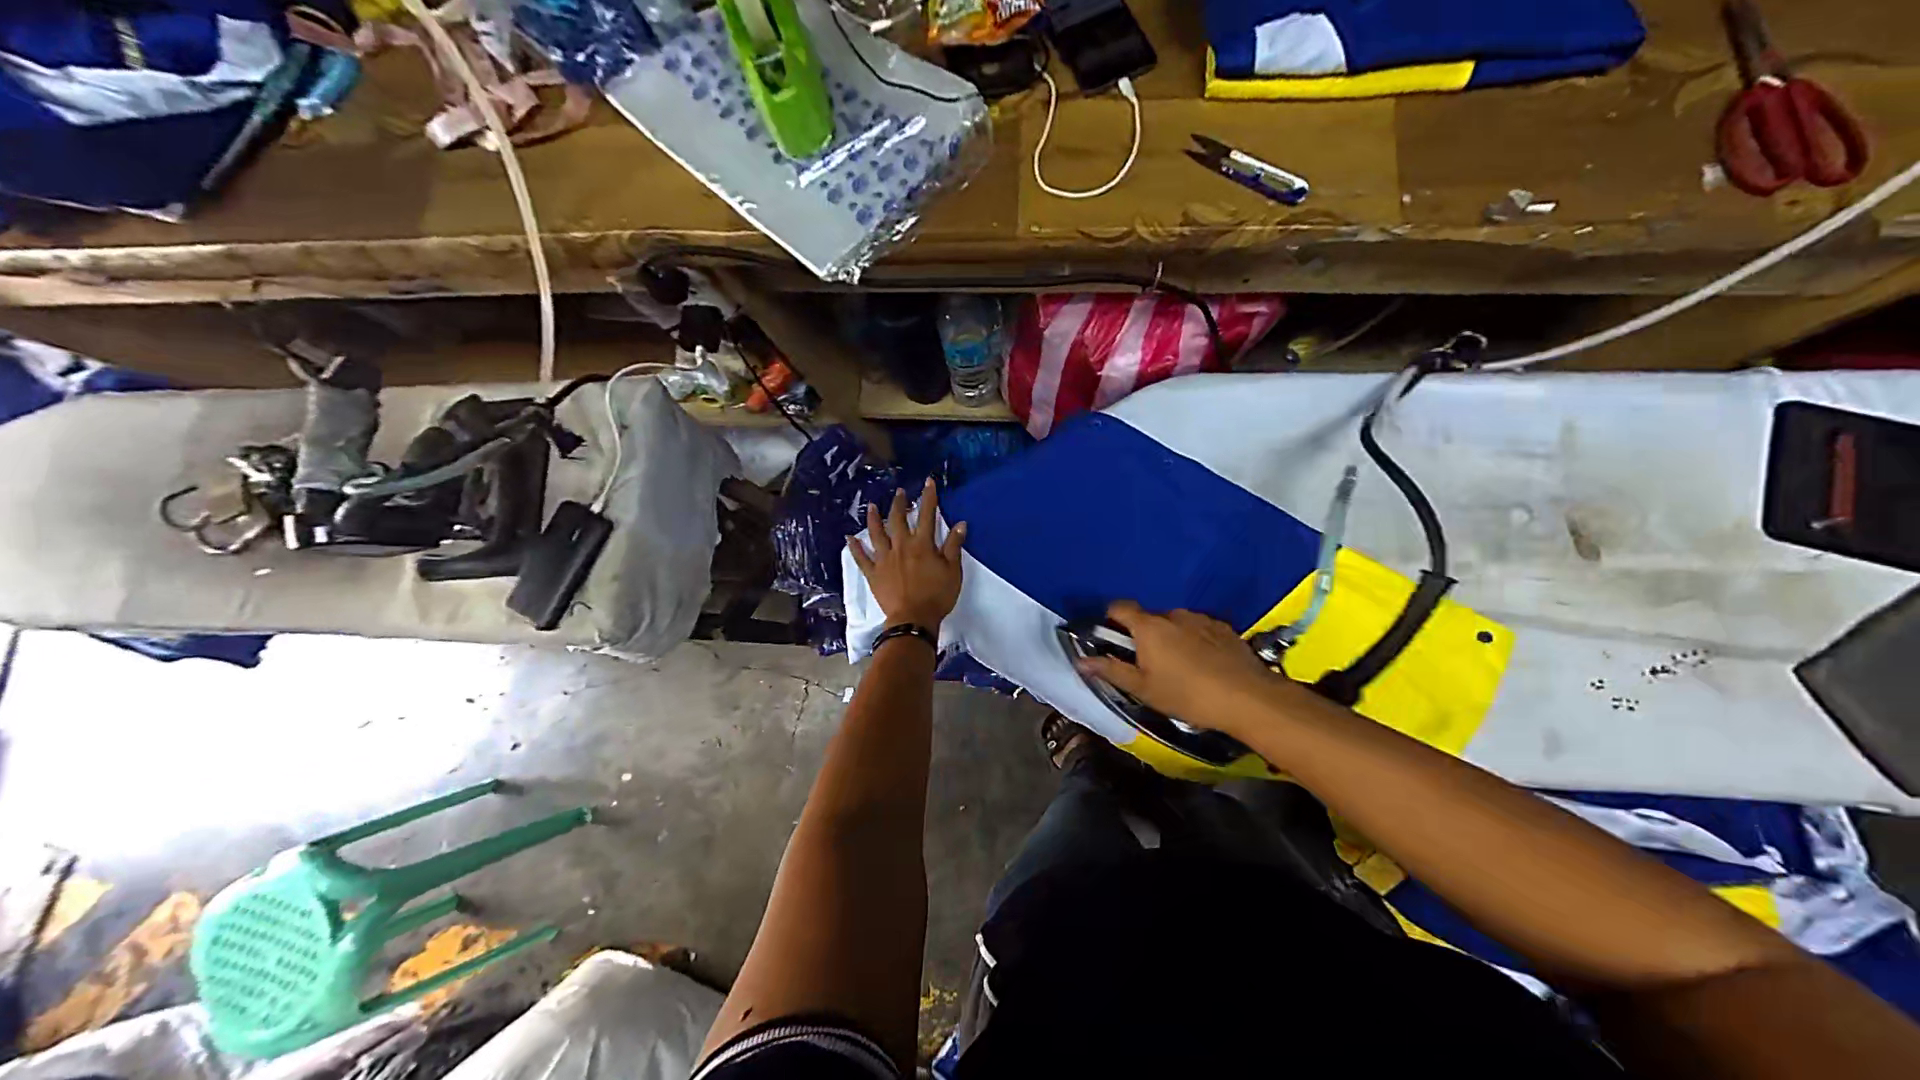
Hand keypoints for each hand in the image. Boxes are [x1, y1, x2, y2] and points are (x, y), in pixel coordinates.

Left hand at [849, 478, 966, 629]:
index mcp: (922, 544)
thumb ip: (954, 546)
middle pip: (898, 519)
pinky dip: (855, 547)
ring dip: (874, 518)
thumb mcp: (952, 570)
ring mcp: (884, 559)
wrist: (913, 619)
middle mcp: (901, 546)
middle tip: (900, 492)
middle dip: (899, 503)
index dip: (928, 497)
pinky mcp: (874, 573)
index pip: (927, 514)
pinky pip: (862, 558)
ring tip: (872, 506)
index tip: (927, 482)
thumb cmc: (937, 596)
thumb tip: (960, 523)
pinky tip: (849, 538)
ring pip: (877, 533)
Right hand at [1075, 601, 1298, 738]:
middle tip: (1146, 664)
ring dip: (1171, 638)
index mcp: (1148, 627)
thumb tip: (1082, 661)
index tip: (1109, 636)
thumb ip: (1111, 671)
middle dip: (1143, 635)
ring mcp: (1201, 619)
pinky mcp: (1224, 628)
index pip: (1119, 607)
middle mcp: (1173, 615)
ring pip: (1175, 623)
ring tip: (1178, 667)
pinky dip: (1194, 641)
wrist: (1247, 698)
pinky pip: (1199, 629)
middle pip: (1148, 618)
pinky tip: (1203, 665)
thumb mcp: (1144, 689)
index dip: (1110, 617)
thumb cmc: (1188, 695)